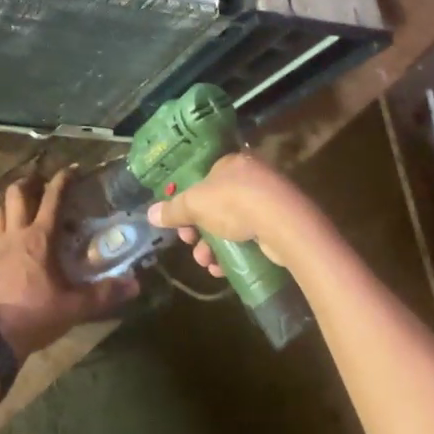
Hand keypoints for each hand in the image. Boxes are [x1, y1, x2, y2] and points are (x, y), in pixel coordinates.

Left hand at [0, 170, 139, 359]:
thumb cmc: (35, 315)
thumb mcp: (74, 306)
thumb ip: (104, 293)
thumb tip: (135, 284)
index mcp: (40, 238)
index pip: (53, 198)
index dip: (63, 180)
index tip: (72, 170)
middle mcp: (15, 235)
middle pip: (16, 194)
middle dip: (28, 183)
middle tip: (39, 183)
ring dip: (9, 204)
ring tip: (19, 207)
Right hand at [146, 153, 314, 275]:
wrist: (282, 223)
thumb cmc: (234, 202)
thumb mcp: (195, 204)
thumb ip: (173, 209)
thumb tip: (150, 214)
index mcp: (231, 163)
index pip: (204, 178)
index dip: (188, 201)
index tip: (179, 221)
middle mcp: (250, 178)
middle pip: (215, 204)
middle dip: (199, 229)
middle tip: (190, 243)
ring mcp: (266, 201)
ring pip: (231, 224)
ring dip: (213, 246)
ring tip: (206, 263)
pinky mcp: (277, 225)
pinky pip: (248, 238)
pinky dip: (233, 253)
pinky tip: (223, 270)